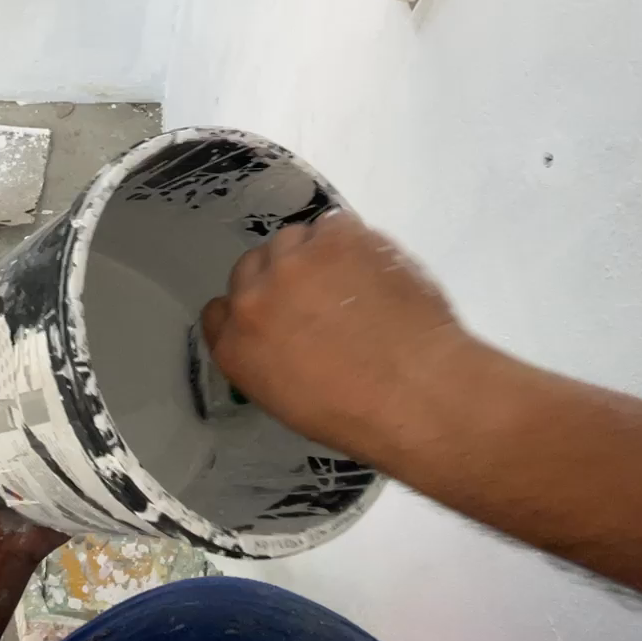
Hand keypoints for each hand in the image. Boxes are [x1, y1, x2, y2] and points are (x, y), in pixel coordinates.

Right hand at [200, 210, 486, 467]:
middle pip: (252, 265)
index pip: (218, 310)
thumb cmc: (360, 415)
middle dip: (279, 277)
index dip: (250, 306)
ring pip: (291, 239)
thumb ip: (265, 356)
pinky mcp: (334, 237)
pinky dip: (350, 242)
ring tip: (352, 281)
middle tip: (319, 298)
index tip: (276, 313)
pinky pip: (332, 226)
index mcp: (235, 347)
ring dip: (314, 255)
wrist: (423, 393)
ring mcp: (292, 262)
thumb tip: (281, 331)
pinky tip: (372, 268)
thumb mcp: (287, 400)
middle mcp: (252, 298)